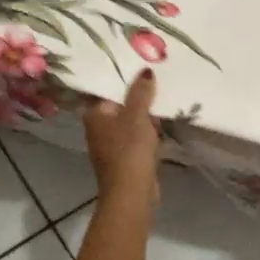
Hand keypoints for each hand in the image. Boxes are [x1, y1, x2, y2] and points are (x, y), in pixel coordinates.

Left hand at [84, 70, 159, 209]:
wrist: (131, 193)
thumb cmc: (129, 150)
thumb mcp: (137, 116)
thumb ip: (141, 92)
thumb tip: (145, 71)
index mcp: (94, 114)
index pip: (107, 88)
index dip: (124, 78)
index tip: (143, 66)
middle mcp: (98, 128)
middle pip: (120, 105)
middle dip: (139, 96)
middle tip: (159, 80)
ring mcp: (111, 145)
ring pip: (130, 122)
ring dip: (146, 115)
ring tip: (165, 98)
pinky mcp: (124, 158)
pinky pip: (137, 138)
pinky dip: (148, 132)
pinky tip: (163, 126)